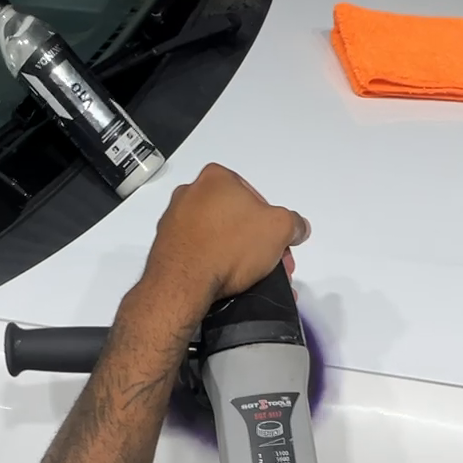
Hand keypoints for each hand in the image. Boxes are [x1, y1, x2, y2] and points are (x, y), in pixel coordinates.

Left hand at [142, 163, 308, 310]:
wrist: (183, 282)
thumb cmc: (231, 246)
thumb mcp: (279, 229)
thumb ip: (294, 223)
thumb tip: (299, 227)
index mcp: (216, 178)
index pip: (254, 198)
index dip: (271, 226)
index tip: (277, 248)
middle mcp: (190, 193)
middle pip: (235, 220)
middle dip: (256, 244)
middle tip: (269, 268)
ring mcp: (173, 221)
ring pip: (216, 238)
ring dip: (236, 258)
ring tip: (250, 281)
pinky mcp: (163, 247)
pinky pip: (197, 255)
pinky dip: (213, 267)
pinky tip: (225, 284)